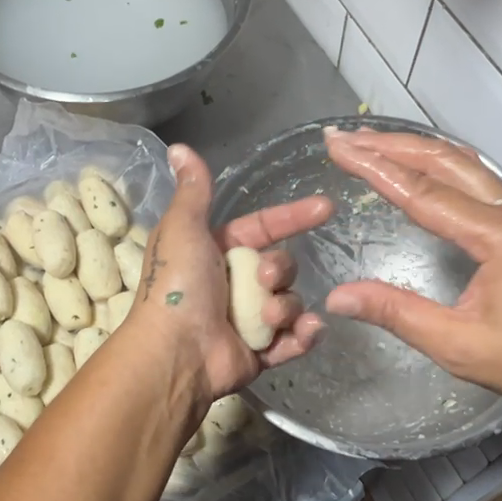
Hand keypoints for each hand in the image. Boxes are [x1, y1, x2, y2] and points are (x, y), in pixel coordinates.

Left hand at [130, 145, 330, 400]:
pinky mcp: (260, 352)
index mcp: (216, 252)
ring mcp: (249, 320)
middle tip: (266, 279)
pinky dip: (303, 336)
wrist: (175, 352)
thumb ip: (194, 191)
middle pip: (282, 266)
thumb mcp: (182, 228)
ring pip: (291, 302)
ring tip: (270, 317)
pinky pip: (294, 339)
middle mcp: (234, 284)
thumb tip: (179, 148)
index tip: (326, 208)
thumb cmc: (177, 286)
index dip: (293, 217)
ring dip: (287, 306)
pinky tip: (306, 331)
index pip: (263, 228)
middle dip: (281, 270)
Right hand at [321, 129, 501, 419]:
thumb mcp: (456, 344)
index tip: (338, 149)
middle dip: (390, 146)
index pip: (423, 192)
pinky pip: (478, 177)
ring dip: (415, 150)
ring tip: (371, 143)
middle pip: (445, 161)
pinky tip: (420, 166)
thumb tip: (337, 297)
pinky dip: (440, 164)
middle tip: (344, 138)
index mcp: (498, 235)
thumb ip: (396, 313)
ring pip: (464, 163)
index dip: (376, 169)